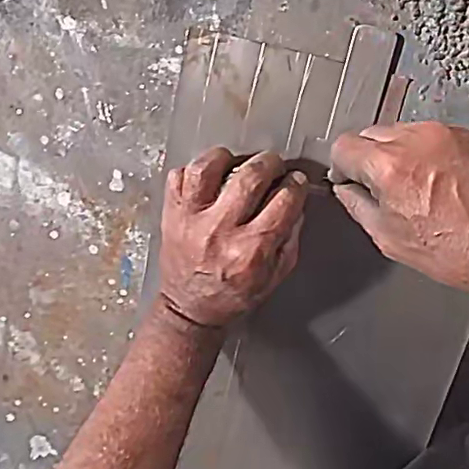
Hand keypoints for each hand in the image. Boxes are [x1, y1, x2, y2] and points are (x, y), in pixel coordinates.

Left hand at [157, 147, 306, 328]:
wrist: (190, 310)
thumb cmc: (233, 296)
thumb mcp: (276, 275)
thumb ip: (291, 238)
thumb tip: (297, 203)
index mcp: (251, 249)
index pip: (284, 200)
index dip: (295, 184)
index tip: (296, 181)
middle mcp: (220, 231)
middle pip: (251, 176)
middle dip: (271, 164)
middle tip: (274, 166)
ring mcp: (191, 220)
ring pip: (208, 167)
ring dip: (229, 158)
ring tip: (237, 164)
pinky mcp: (171, 214)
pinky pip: (179, 175)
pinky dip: (194, 170)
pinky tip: (209, 179)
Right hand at [330, 122, 468, 301]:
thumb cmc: (462, 251)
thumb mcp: (391, 239)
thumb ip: (359, 206)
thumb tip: (348, 190)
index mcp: (391, 166)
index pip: (344, 146)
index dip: (342, 166)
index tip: (349, 178)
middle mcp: (417, 139)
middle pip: (371, 133)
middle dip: (371, 159)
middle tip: (385, 189)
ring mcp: (447, 133)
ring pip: (403, 132)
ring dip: (401, 154)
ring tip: (420, 189)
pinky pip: (434, 136)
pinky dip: (430, 153)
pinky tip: (443, 182)